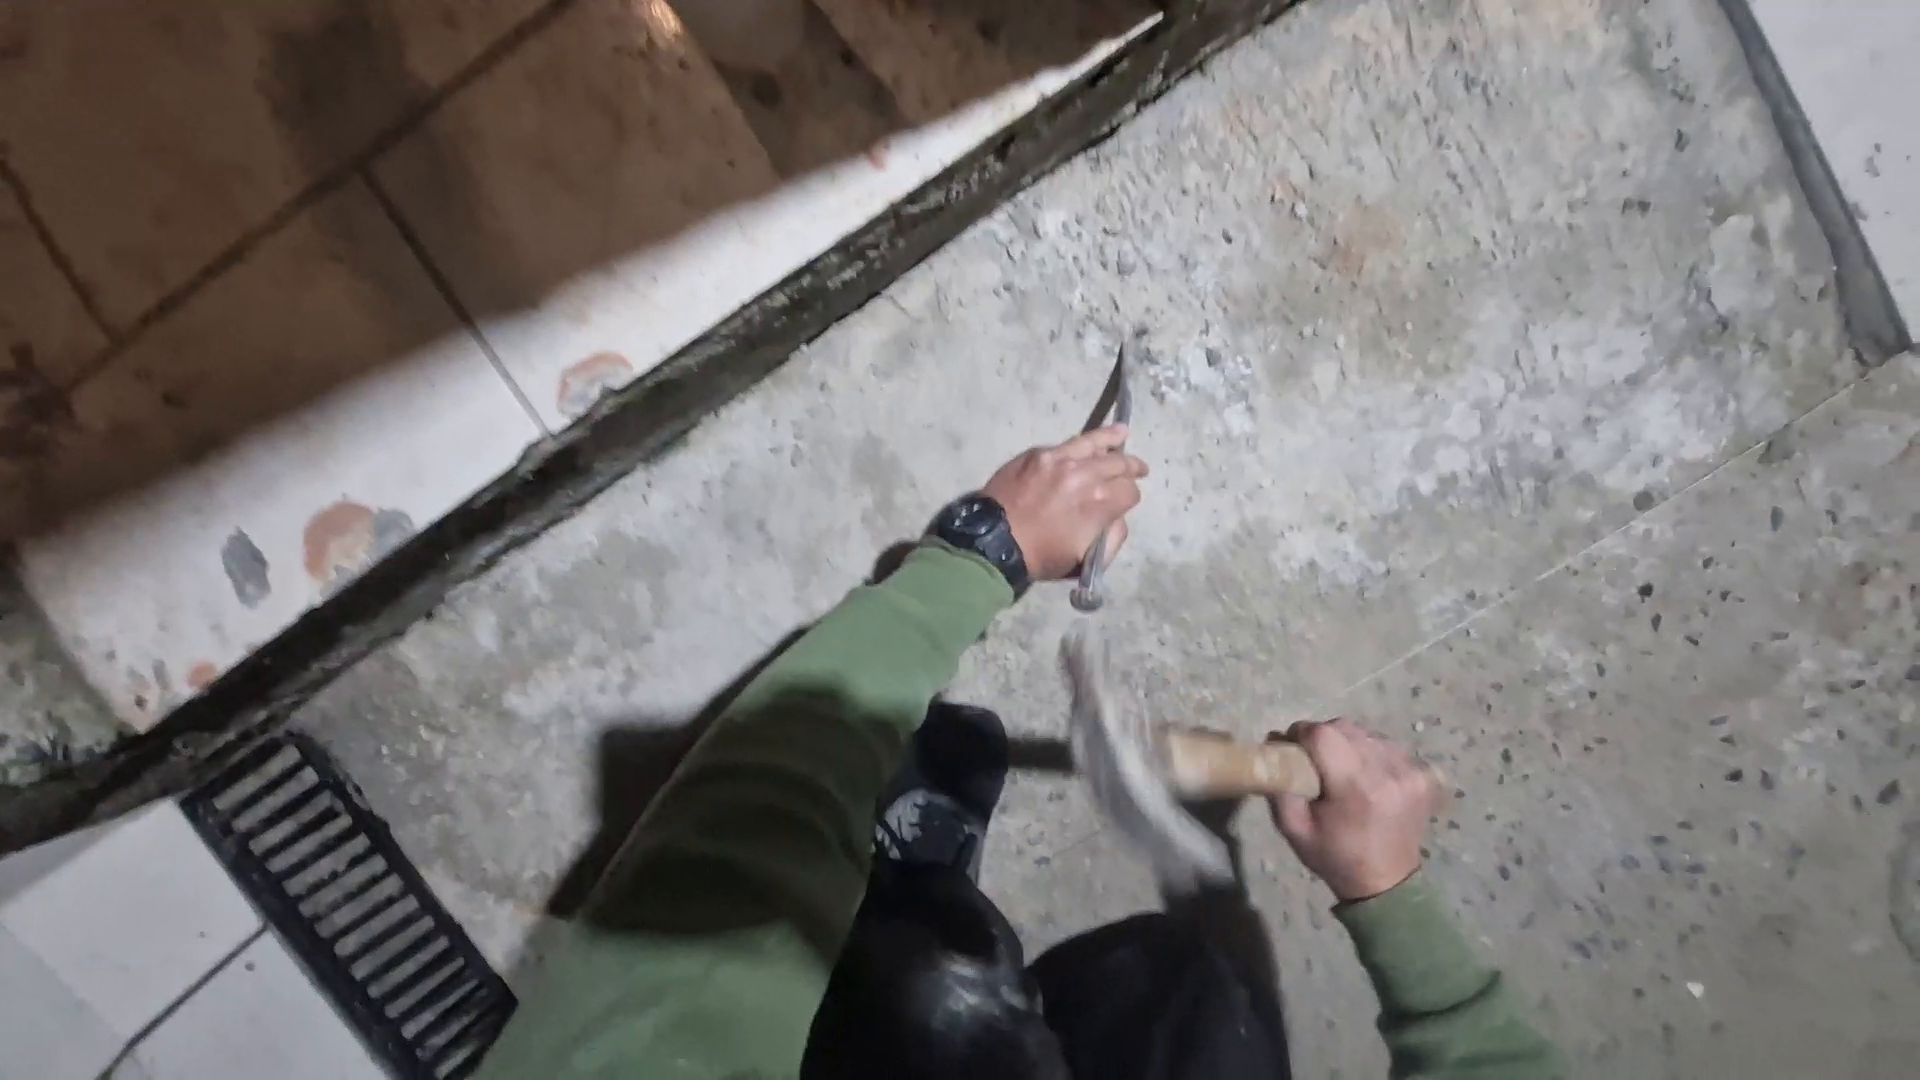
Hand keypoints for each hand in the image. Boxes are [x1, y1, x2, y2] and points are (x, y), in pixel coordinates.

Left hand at [980, 425, 1147, 580]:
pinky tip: (1085, 443)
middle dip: (1131, 468)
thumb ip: (1110, 537)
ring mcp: (1059, 459)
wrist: (993, 542)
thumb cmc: (1040, 556)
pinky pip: (1064, 445)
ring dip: (1112, 439)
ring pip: (1093, 442)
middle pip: (1118, 463)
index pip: (1130, 492)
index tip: (1124, 502)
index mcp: (1101, 502)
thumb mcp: (1084, 560)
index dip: (1130, 498)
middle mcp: (1085, 474)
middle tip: (1138, 470)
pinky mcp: (1037, 454)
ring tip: (1122, 433)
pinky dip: (1079, 444)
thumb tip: (1116, 517)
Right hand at [1268, 719, 1439, 901]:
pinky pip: (1390, 747)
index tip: (1294, 749)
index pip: (1322, 733)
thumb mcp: (1291, 827)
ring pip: (1367, 734)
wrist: (1387, 884)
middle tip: (1318, 763)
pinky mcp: (1428, 776)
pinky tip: (1372, 777)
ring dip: (1351, 745)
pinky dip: (1376, 755)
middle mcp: (1389, 773)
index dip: (1302, 735)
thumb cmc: (1334, 855)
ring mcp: (1413, 772)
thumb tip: (1275, 741)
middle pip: (1345, 728)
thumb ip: (1278, 784)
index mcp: (1356, 787)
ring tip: (1346, 772)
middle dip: (1324, 738)